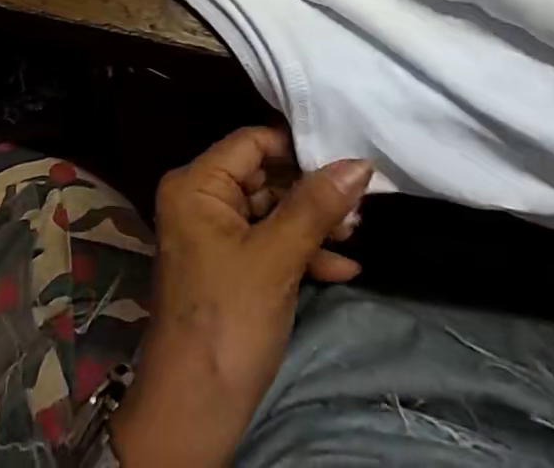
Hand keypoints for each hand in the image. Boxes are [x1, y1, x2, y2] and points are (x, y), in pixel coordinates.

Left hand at [110, 127, 371, 467]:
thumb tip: (359, 162)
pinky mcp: (227, 264)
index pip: (253, 141)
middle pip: (265, 175)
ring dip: (312, 223)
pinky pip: (267, 242)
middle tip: (358, 206)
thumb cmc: (229, 321)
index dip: (298, 148)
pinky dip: (301, 251)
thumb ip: (317, 205)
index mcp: (196, 184)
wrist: (194, 411)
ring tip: (355, 235)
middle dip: (312, 192)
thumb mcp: (277, 257)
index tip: (346, 160)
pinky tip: (342, 267)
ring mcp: (212, 233)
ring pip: (271, 210)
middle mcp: (199, 199)